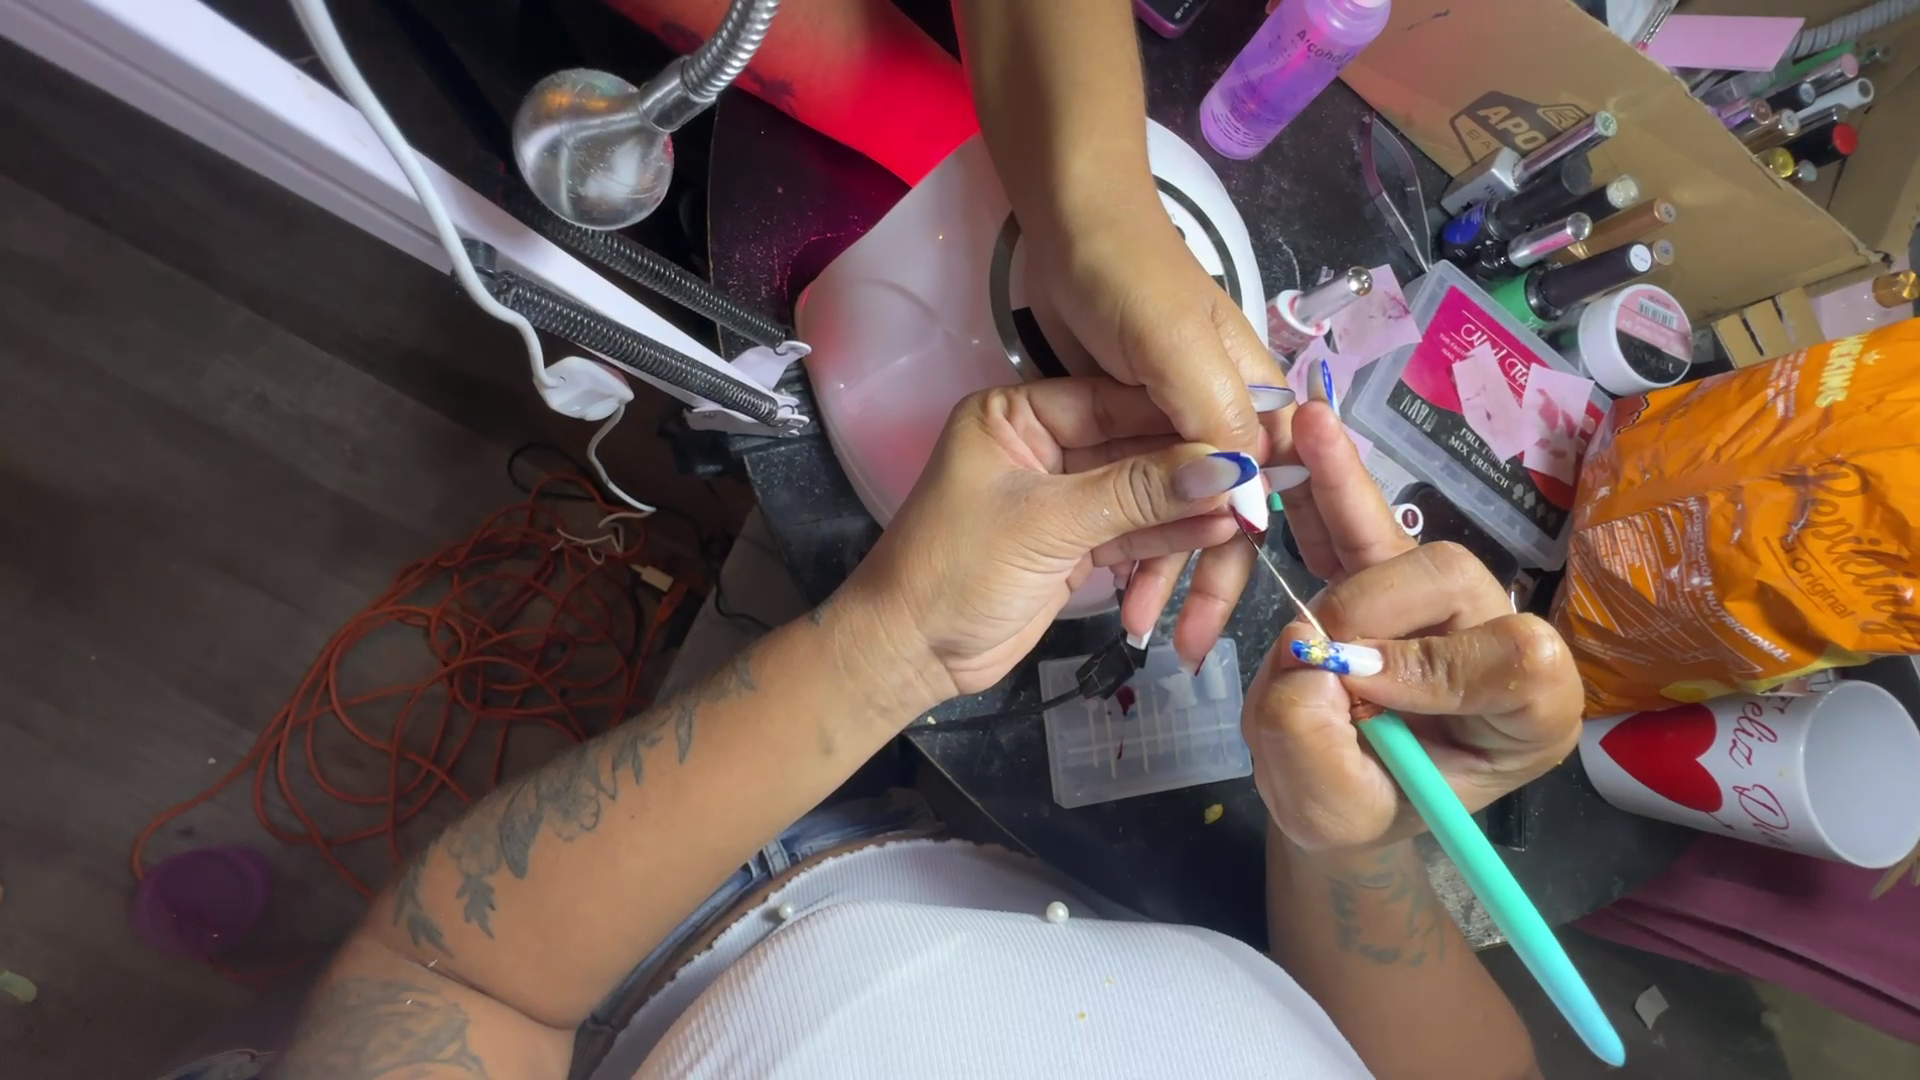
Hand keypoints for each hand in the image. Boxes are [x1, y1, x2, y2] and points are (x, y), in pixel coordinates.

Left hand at [839, 378, 1249, 699]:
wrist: (912, 651)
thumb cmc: (957, 568)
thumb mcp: (1046, 521)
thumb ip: (1137, 493)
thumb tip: (1230, 469)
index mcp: (1018, 412)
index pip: (1116, 400)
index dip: (1182, 419)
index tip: (1249, 435)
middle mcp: (1044, 444)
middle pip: (1136, 447)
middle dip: (1193, 469)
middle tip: (1263, 479)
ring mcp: (1062, 496)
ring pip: (1139, 493)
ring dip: (1189, 507)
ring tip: (1248, 516)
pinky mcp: (1074, 542)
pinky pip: (1130, 532)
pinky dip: (1166, 538)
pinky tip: (1215, 535)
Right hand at [1245, 403, 1583, 850]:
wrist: (1327, 787)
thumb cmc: (1344, 809)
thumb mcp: (1328, 808)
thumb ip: (1314, 745)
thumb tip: (1305, 654)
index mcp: (1522, 718)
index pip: (1520, 661)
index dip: (1435, 665)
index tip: (1359, 688)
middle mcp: (1494, 644)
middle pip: (1451, 581)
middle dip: (1365, 607)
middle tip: (1304, 650)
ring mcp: (1436, 605)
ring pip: (1399, 538)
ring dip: (1343, 497)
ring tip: (1297, 434)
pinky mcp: (1379, 577)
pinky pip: (1353, 523)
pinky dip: (1326, 482)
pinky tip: (1304, 432)